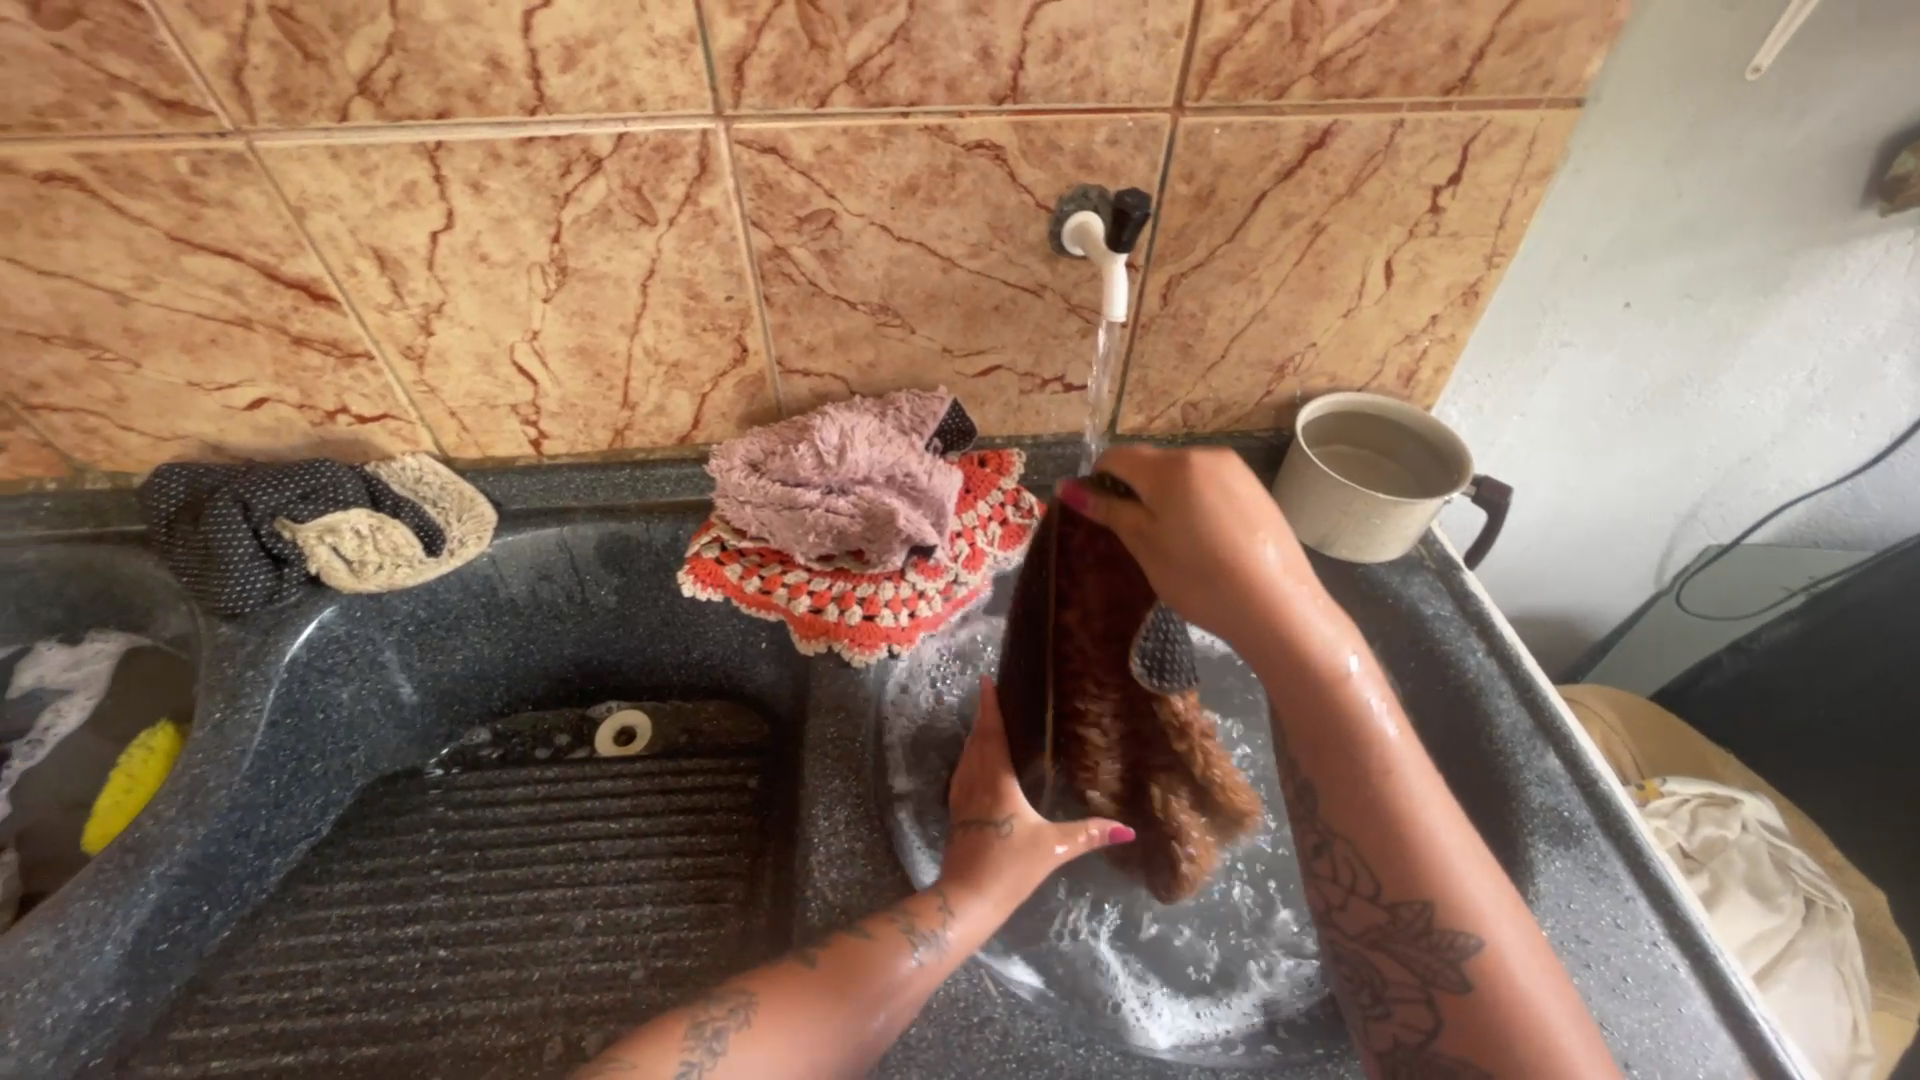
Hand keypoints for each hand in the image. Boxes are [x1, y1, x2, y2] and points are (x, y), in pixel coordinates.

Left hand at [940, 677, 1132, 909]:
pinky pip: (962, 771)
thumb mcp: (1053, 847)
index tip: (985, 680)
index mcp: (996, 779)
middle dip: (983, 716)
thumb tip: (1128, 830)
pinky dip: (970, 756)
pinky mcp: (956, 812)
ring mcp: (960, 796)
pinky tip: (977, 763)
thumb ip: (1089, 834)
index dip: (989, 706)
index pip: (992, 733)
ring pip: (966, 755)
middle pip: (976, 739)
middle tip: (990, 695)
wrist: (967, 898)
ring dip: (975, 735)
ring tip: (987, 722)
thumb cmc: (1009, 867)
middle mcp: (974, 780)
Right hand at [1058, 444, 1328, 649]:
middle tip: (1139, 540)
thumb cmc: (1199, 578)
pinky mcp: (1255, 489)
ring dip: (1165, 499)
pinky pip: (1209, 486)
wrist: (1277, 606)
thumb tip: (1067, 487)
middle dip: (1135, 492)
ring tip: (1177, 546)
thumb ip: (1108, 510)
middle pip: (1150, 464)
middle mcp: (1203, 455)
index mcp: (1170, 466)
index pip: (1116, 456)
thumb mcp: (1145, 545)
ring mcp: (1234, 470)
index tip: (1101, 518)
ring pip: (1181, 476)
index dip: (1099, 483)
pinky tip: (1206, 543)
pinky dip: (1195, 506)